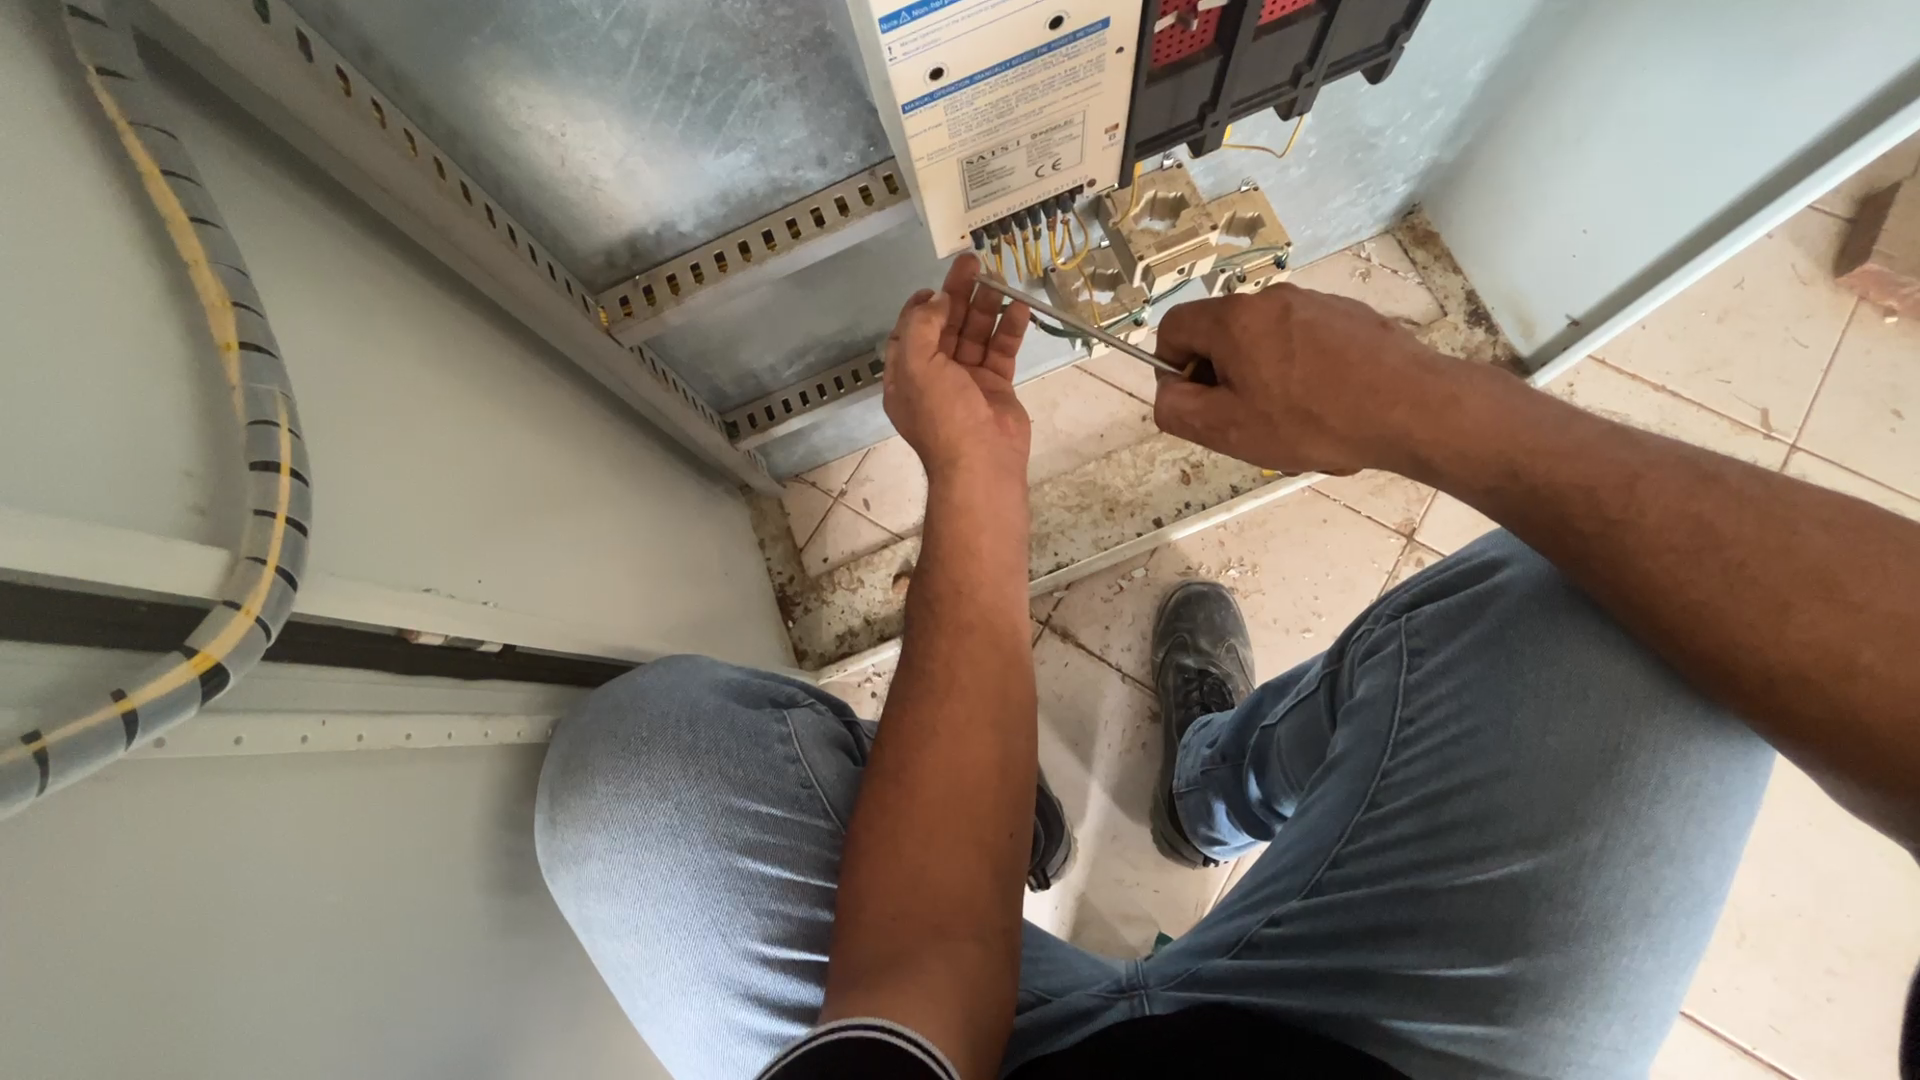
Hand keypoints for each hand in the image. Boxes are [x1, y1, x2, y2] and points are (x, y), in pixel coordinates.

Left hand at [883, 254, 1032, 484]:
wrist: (981, 462)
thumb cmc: (943, 415)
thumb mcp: (917, 367)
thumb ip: (922, 327)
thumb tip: (935, 299)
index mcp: (906, 376)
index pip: (910, 333)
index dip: (920, 307)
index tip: (935, 286)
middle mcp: (934, 377)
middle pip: (945, 327)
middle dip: (958, 295)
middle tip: (973, 263)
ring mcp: (967, 382)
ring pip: (975, 335)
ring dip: (985, 307)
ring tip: (1000, 278)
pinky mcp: (996, 387)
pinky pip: (1001, 351)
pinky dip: (1008, 330)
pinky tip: (1019, 308)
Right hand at [1153, 284, 1455, 474]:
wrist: (1413, 408)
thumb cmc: (1309, 421)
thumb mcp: (1225, 429)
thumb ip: (1176, 410)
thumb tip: (1168, 392)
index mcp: (1234, 319)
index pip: (1173, 328)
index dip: (1171, 369)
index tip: (1196, 404)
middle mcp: (1271, 298)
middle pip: (1220, 336)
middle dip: (1220, 379)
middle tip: (1243, 421)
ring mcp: (1315, 303)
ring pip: (1263, 344)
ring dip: (1261, 380)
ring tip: (1290, 423)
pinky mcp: (1351, 316)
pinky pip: (1304, 345)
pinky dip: (1300, 375)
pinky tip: (1325, 410)